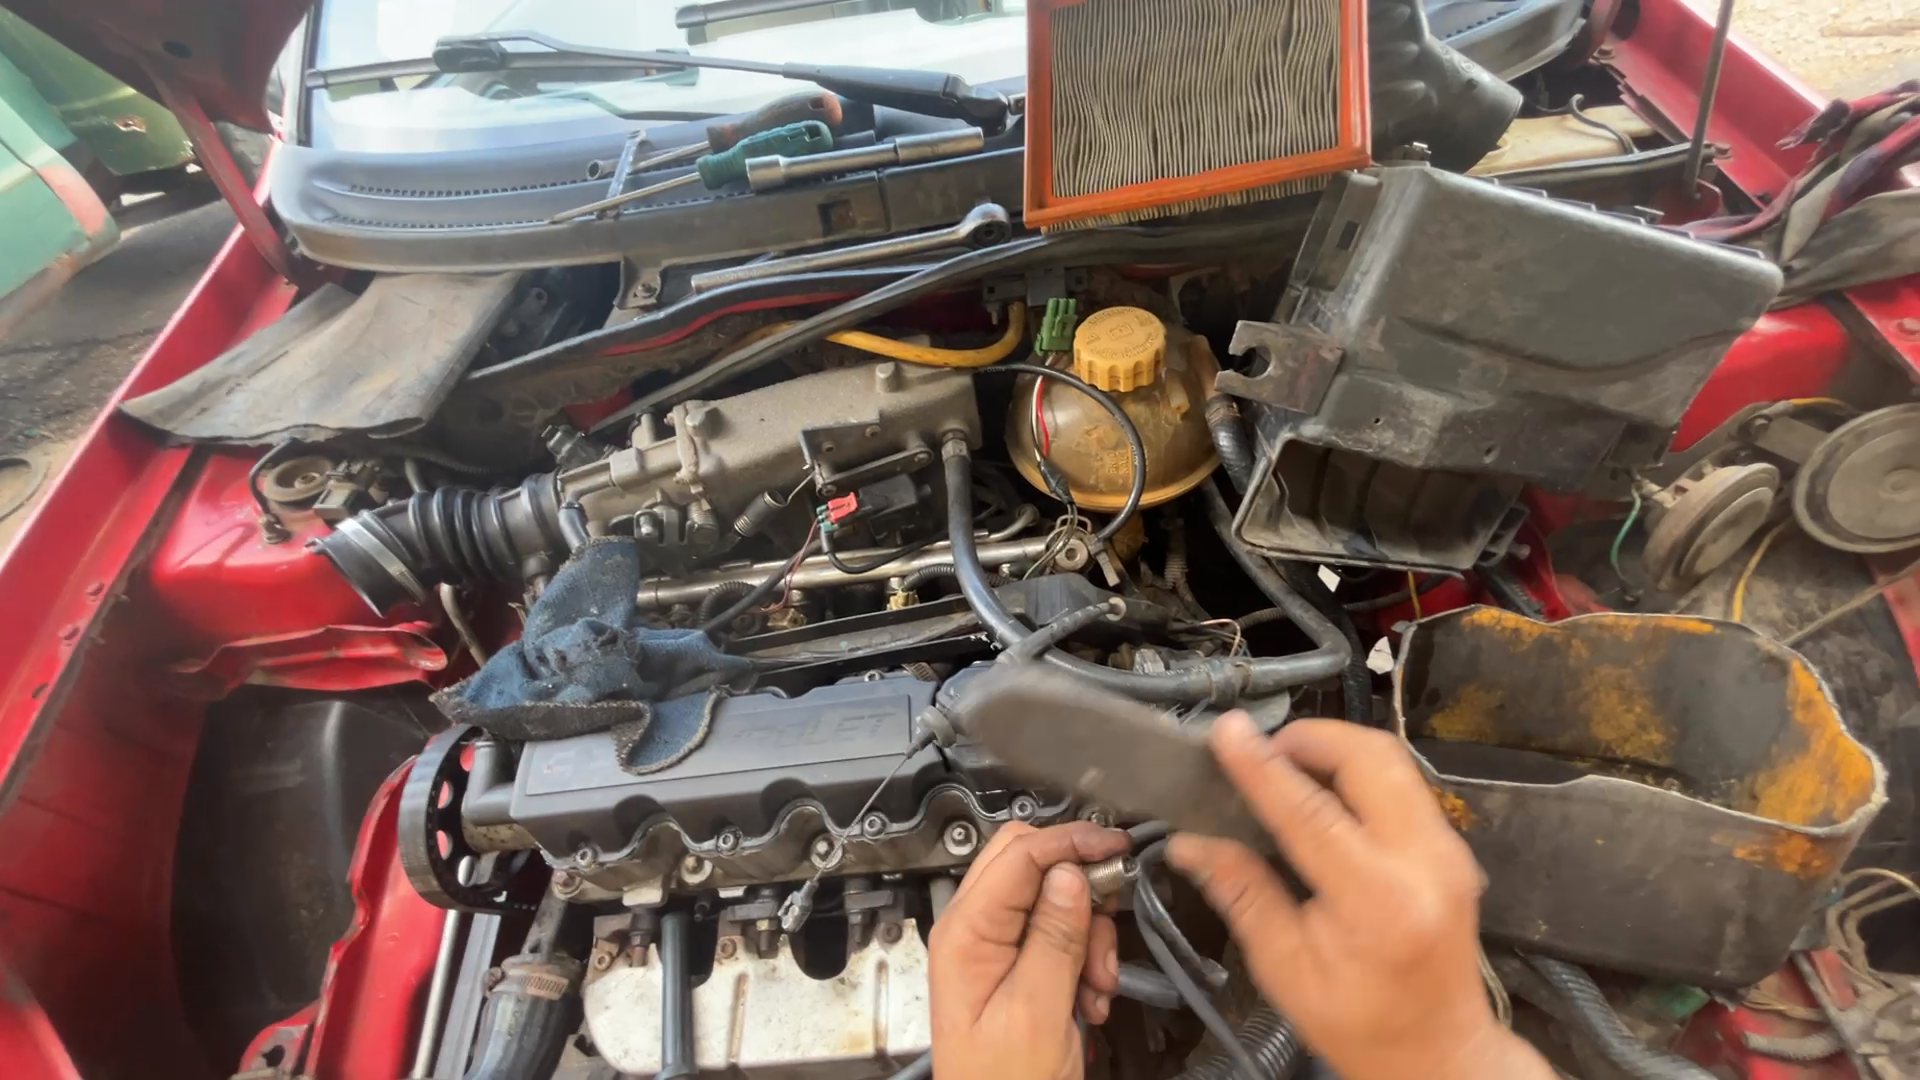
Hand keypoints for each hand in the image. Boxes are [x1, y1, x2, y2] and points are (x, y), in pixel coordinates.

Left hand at [928, 821, 1129, 1079]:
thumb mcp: (1036, 1015)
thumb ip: (1054, 938)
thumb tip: (1071, 871)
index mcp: (966, 928)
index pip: (1018, 854)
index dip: (1069, 841)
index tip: (1116, 847)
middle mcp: (975, 924)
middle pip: (1030, 863)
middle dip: (1078, 888)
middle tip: (1109, 921)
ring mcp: (995, 943)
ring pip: (1051, 896)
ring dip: (1087, 932)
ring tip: (1100, 985)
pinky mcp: (1018, 964)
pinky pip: (1058, 933)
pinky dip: (1085, 956)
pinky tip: (1092, 998)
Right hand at [1168, 714, 1553, 1079]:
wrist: (1443, 1058)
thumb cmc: (1360, 1025)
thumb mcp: (1284, 967)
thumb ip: (1240, 892)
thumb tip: (1186, 842)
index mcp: (1380, 904)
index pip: (1312, 815)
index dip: (1262, 769)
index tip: (1226, 731)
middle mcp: (1425, 864)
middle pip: (1369, 759)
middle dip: (1307, 737)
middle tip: (1258, 750)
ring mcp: (1446, 849)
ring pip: (1388, 757)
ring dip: (1329, 745)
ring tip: (1282, 762)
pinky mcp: (1447, 843)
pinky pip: (1397, 776)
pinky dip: (1349, 764)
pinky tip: (1315, 785)